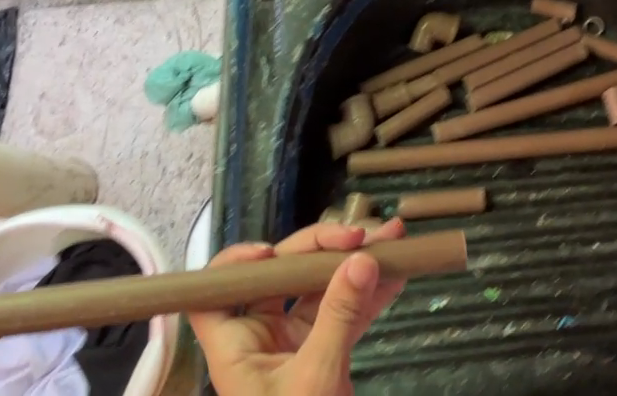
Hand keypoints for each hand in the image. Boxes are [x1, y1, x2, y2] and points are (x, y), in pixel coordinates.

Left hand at [186, 219, 408, 395]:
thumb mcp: (317, 382)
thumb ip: (339, 318)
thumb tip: (362, 259)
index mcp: (237, 349)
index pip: (215, 296)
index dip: (234, 265)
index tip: (272, 252)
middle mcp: (261, 340)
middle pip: (281, 277)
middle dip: (321, 249)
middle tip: (360, 236)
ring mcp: (295, 346)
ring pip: (320, 288)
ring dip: (356, 262)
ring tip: (393, 236)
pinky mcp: (327, 354)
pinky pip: (348, 312)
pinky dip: (373, 292)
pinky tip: (400, 271)